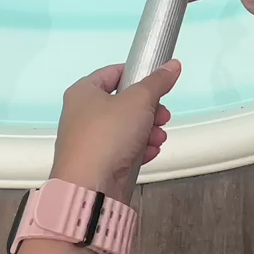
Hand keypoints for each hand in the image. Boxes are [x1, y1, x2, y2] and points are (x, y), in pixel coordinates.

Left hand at [50, 61, 179, 201]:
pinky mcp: (95, 164)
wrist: (90, 189)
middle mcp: (80, 114)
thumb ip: (158, 81)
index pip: (113, 72)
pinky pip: (120, 149)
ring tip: (159, 137)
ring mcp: (87, 141)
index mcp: (83, 92)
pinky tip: (150, 152)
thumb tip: (173, 65)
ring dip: (147, 130)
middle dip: (148, 109)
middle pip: (122, 102)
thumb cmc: (109, 134)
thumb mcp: (139, 100)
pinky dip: (137, 149)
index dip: (136, 74)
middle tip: (163, 115)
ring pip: (124, 127)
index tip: (155, 83)